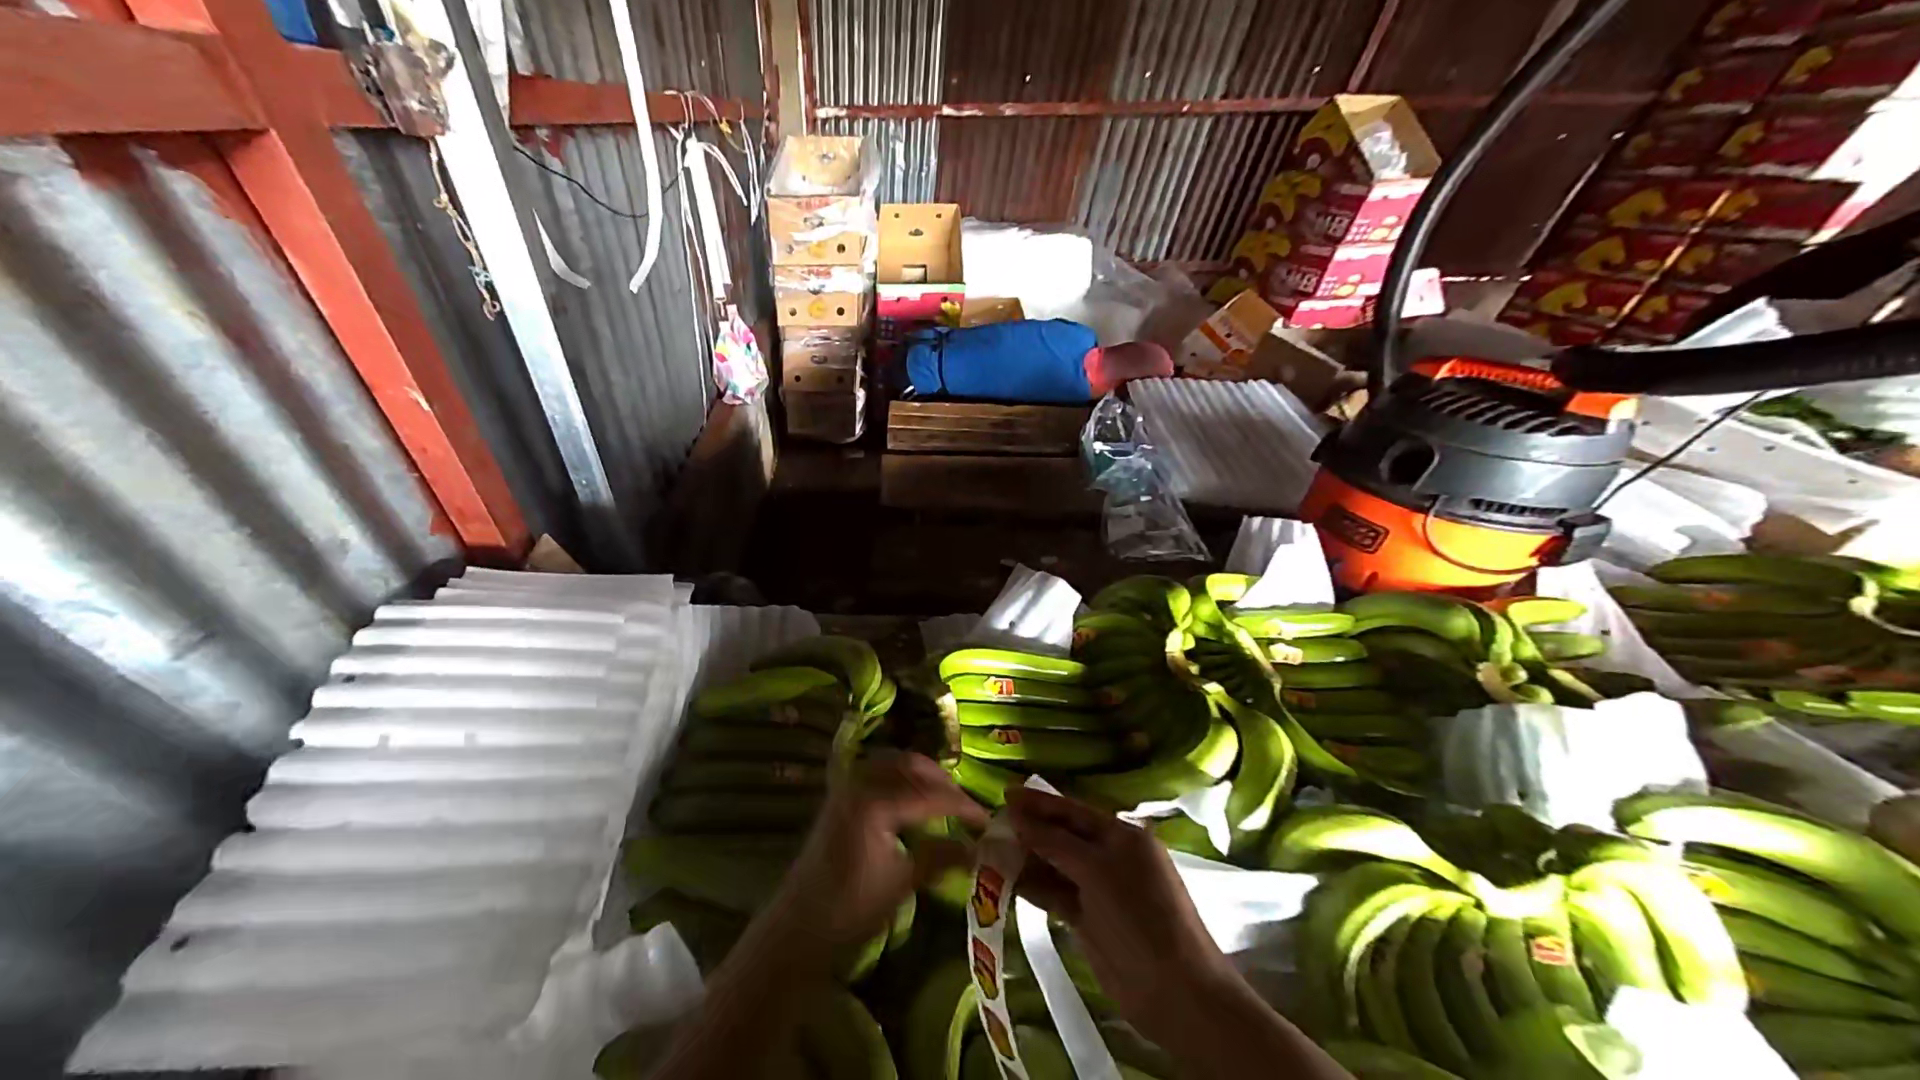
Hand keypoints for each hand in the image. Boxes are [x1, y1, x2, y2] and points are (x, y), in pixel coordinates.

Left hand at [765, 752, 986, 954]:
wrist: (797, 927)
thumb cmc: (850, 910)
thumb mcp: (901, 884)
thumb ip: (940, 858)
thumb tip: (979, 849)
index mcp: (875, 802)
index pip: (931, 794)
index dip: (963, 806)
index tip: (988, 821)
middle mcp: (859, 783)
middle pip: (912, 765)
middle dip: (943, 783)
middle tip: (967, 807)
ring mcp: (846, 786)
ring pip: (894, 764)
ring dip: (923, 776)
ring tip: (945, 801)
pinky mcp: (840, 796)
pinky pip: (878, 772)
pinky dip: (902, 779)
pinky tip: (915, 802)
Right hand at [1007, 789, 1240, 1035]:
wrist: (1174, 989)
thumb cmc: (1139, 916)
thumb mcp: (1096, 869)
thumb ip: (1054, 841)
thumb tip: (1017, 815)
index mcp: (1122, 835)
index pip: (1073, 810)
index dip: (1039, 802)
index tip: (1004, 793)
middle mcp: (1110, 856)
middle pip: (1062, 835)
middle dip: (1029, 828)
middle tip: (989, 822)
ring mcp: (1098, 889)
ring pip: (1055, 865)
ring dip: (1025, 857)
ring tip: (988, 848)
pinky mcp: (1087, 919)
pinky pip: (1054, 893)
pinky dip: (1031, 885)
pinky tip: (1003, 878)